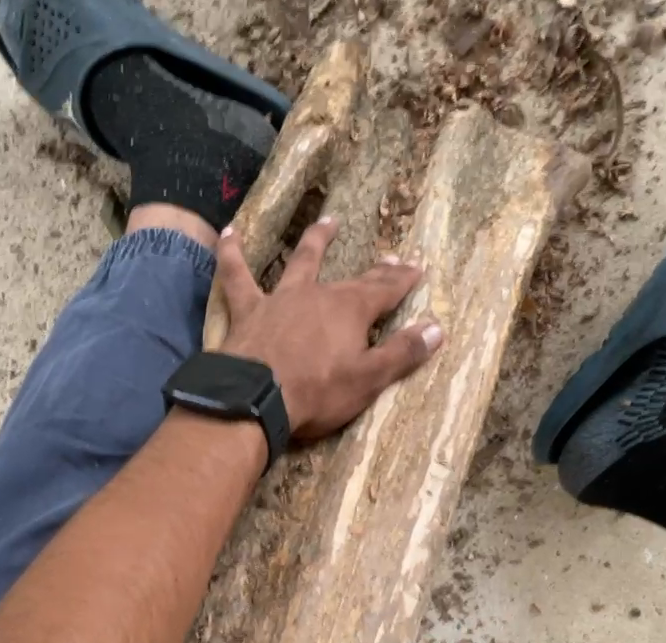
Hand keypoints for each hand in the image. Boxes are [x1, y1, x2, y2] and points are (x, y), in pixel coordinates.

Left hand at [214, 218, 442, 439]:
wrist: (253, 398)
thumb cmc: (317, 393)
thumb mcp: (368, 380)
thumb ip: (402, 353)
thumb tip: (437, 328)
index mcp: (351, 311)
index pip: (386, 290)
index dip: (404, 281)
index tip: (418, 268)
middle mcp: (319, 295)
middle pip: (352, 279)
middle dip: (375, 270)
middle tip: (391, 257)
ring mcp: (281, 299)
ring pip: (300, 262)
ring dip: (314, 241)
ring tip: (327, 222)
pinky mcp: (248, 310)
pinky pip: (237, 275)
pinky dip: (231, 253)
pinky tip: (228, 232)